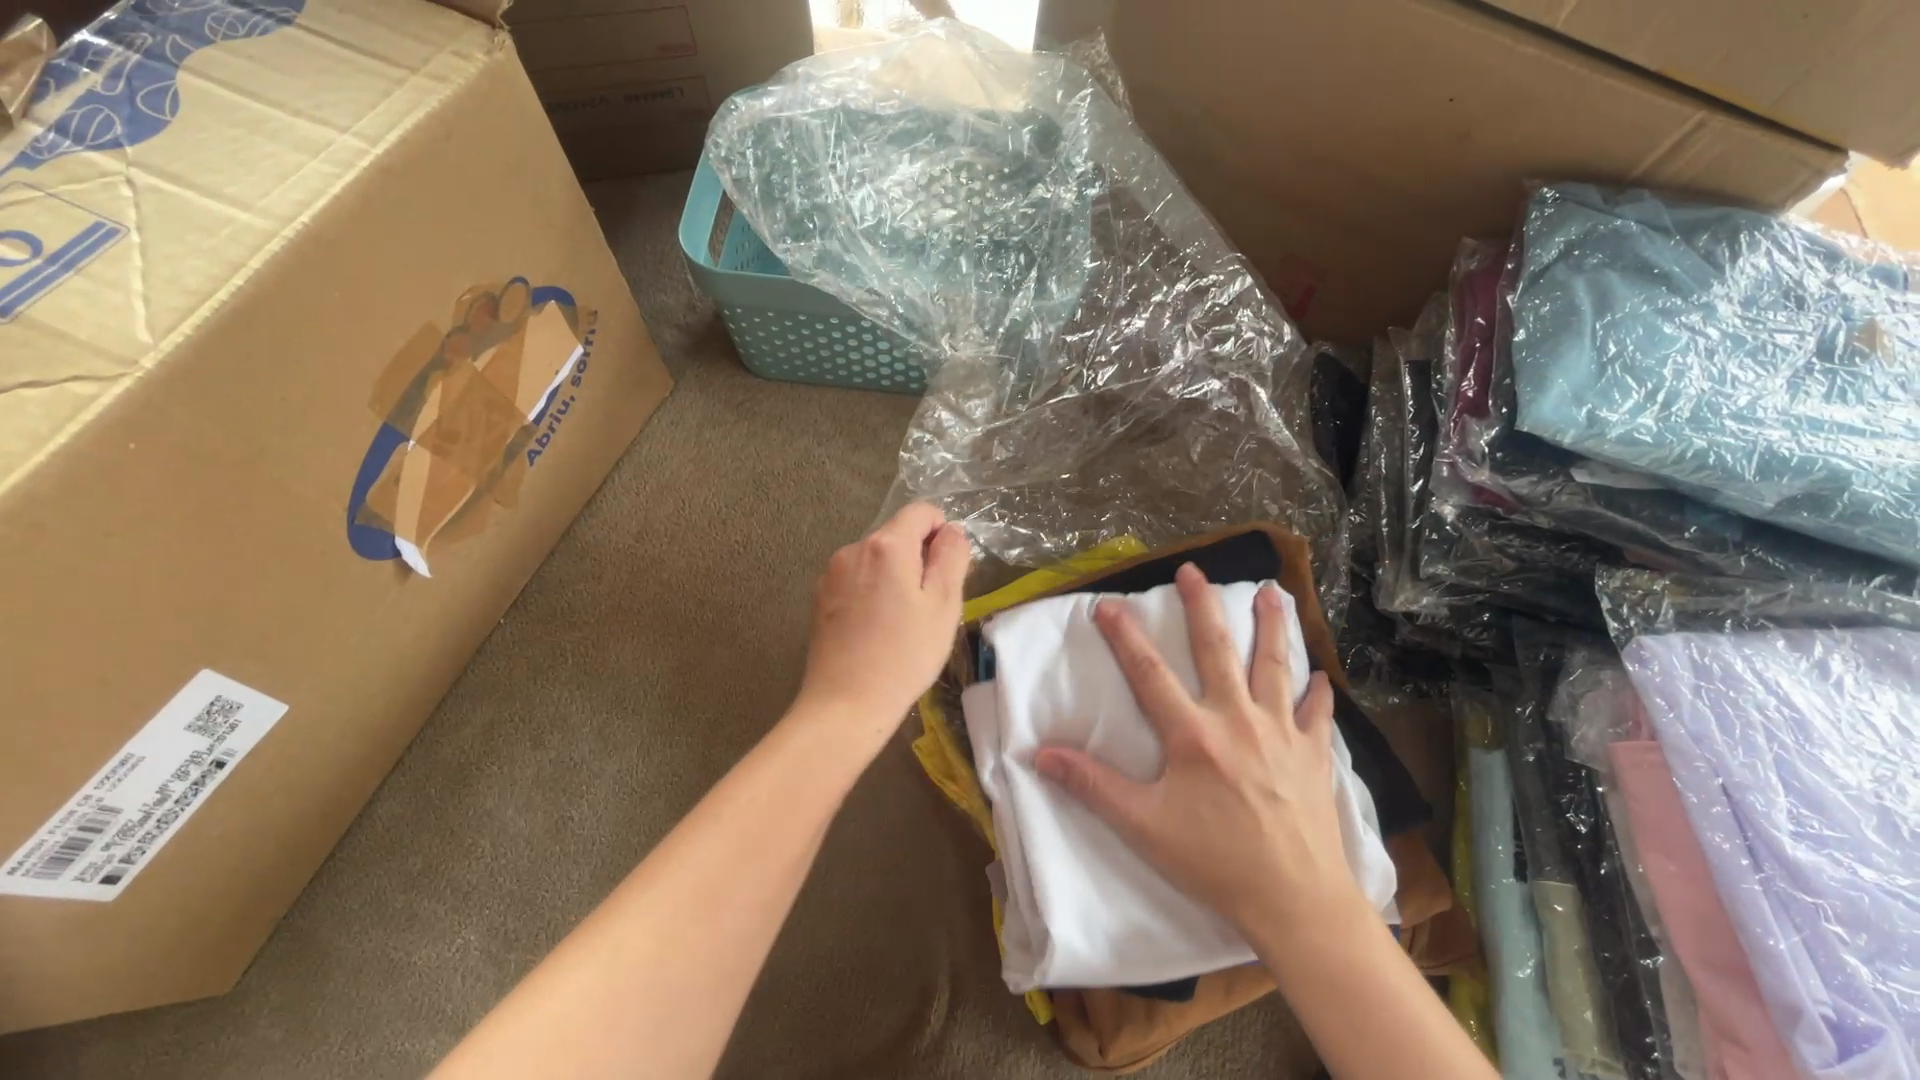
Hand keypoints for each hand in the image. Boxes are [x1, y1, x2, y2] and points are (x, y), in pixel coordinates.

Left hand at [794, 502, 969, 745]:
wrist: (845, 704)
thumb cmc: (904, 655)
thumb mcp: (943, 605)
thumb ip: (952, 557)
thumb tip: (951, 531)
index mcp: (887, 546)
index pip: (921, 511)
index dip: (942, 532)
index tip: (948, 571)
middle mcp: (853, 549)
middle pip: (897, 535)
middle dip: (918, 559)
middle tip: (930, 606)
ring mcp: (831, 574)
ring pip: (876, 560)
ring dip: (895, 577)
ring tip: (903, 622)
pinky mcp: (820, 598)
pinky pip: (857, 580)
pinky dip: (873, 593)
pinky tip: (876, 630)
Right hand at [1034, 564, 1363, 934]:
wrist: (1296, 899)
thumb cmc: (1214, 862)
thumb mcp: (1142, 827)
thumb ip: (1092, 786)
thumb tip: (1040, 754)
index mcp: (1192, 734)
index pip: (1149, 673)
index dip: (1124, 636)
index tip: (1107, 604)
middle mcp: (1238, 719)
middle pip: (1217, 649)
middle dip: (1202, 606)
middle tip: (1192, 570)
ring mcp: (1281, 733)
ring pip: (1275, 665)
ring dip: (1271, 626)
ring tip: (1270, 592)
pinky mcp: (1314, 755)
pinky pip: (1317, 713)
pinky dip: (1317, 692)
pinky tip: (1320, 676)